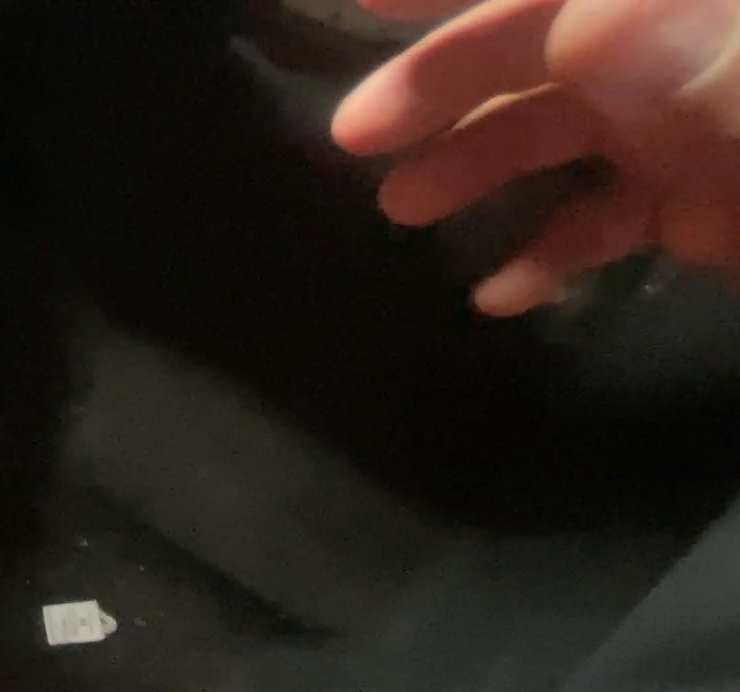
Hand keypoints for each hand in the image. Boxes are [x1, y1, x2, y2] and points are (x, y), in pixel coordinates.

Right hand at [333, 0, 739, 314]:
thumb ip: (707, 62)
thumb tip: (582, 23)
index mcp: (714, 6)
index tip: (362, 0)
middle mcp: (699, 41)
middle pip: (549, 40)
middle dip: (443, 79)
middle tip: (356, 132)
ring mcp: (697, 114)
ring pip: (560, 122)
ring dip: (469, 165)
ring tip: (401, 211)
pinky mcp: (700, 189)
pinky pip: (602, 209)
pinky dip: (541, 251)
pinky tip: (499, 293)